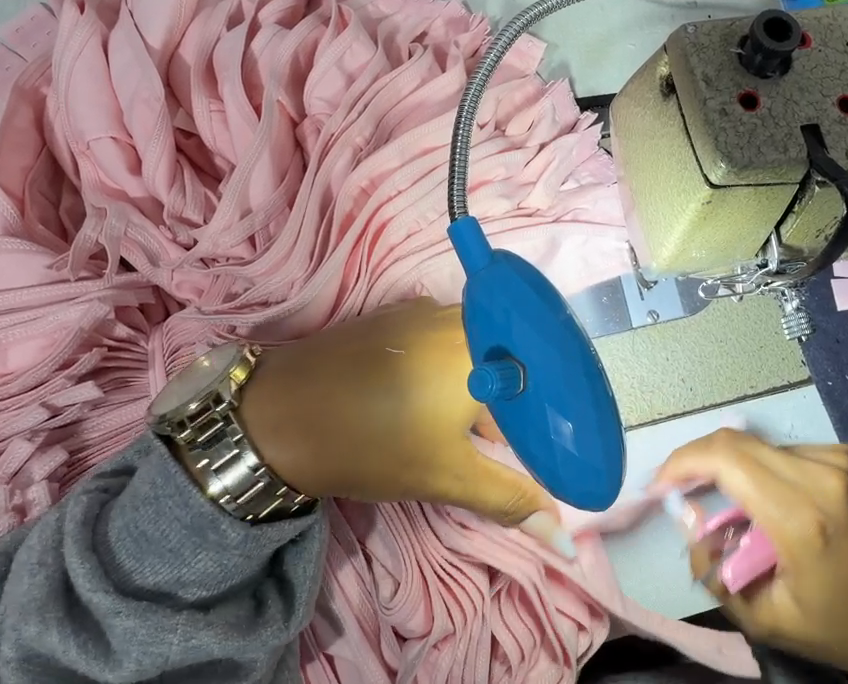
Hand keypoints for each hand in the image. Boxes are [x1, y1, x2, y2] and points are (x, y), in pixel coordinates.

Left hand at [237, 299, 548, 525]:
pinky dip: (453, 364)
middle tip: (504, 443)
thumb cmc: (375, 446)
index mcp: (485, 348)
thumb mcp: (448, 477)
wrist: (281, 416)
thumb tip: (565, 539)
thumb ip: (513, 501)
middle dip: (513, 401)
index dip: (550, 410)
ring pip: (476, 344)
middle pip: (509, 355)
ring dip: (482, 382)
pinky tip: (433, 400)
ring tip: (471, 427)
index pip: (543, 374)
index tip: (549, 441)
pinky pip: (445, 335)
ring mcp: (426, 309)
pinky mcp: (396, 313)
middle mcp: (462, 316)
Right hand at [654, 430, 847, 681]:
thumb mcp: (765, 616)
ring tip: (737, 515)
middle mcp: (821, 473)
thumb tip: (685, 512)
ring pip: (759, 448)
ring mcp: (839, 458)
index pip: (725, 458)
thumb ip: (714, 566)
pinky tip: (776, 508)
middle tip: (680, 491)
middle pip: (737, 442)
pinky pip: (787, 454)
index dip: (682, 463)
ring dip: (735, 472)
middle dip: (698, 462)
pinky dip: (767, 474)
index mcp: (802, 516)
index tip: (660, 485)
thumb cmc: (840, 626)